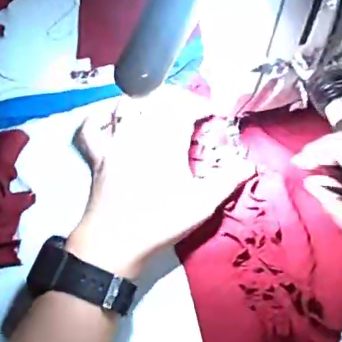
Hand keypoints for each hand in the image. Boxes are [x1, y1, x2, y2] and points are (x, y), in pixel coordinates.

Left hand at [68, 88, 253, 277]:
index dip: (202, 105)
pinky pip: (92, 128)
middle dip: (177, 98)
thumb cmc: (161, 222)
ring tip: (159, 111)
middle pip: (156, 98)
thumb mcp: (203, 204)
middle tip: (191, 110)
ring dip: (145, 101)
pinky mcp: (97, 156)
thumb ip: (227, 180)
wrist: (114, 242)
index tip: (214, 115)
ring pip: (126, 105)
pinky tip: (111, 122)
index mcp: (166, 140)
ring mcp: (114, 142)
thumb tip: (249, 165)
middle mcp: (139, 132)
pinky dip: (101, 119)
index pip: (185, 107)